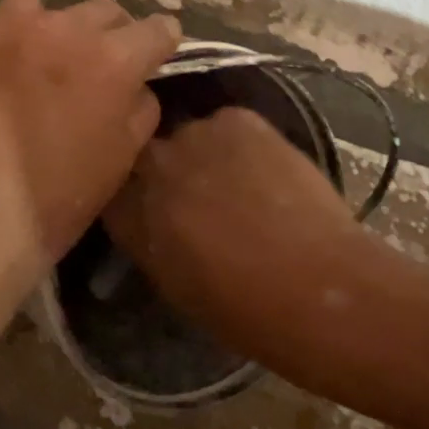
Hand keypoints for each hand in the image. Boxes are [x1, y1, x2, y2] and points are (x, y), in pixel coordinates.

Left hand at [0, 0, 181, 368]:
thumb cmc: (47, 205)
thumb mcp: (115, 166)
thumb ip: (137, 113)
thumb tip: (135, 89)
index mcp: (110, 59)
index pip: (156, 29)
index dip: (160, 46)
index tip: (154, 60)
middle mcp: (60, 28)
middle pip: (101, 11)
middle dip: (109, 35)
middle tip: (99, 69)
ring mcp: (3, 29)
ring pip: (42, 9)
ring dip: (52, 31)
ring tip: (40, 66)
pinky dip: (2, 46)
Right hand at [102, 108, 366, 351]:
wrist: (317, 287)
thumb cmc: (243, 309)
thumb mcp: (172, 281)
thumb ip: (149, 236)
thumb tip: (153, 216)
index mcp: (126, 213)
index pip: (111, 185)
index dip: (131, 192)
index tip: (148, 205)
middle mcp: (150, 165)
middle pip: (146, 151)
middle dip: (162, 167)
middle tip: (192, 192)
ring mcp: (192, 135)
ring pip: (188, 135)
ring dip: (202, 153)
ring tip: (234, 181)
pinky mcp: (237, 119)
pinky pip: (228, 124)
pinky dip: (240, 143)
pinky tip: (265, 170)